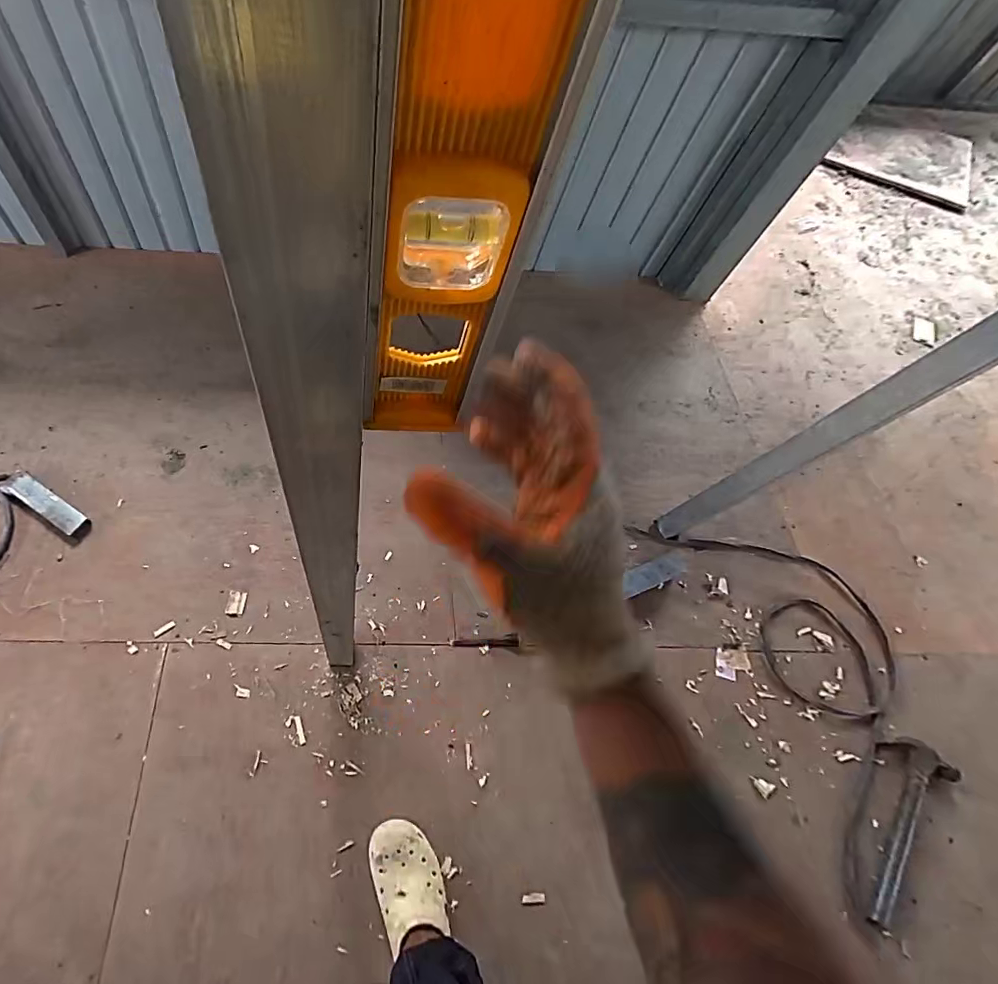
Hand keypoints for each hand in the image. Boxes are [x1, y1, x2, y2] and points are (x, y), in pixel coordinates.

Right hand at [405, 340, 648, 696]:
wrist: (583, 645)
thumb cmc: (560, 605)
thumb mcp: (510, 563)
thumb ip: (462, 524)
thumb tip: (415, 481)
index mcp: (580, 483)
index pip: (571, 418)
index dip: (552, 381)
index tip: (526, 352)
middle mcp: (572, 481)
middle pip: (549, 423)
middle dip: (522, 393)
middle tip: (488, 368)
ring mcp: (557, 496)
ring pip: (533, 442)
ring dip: (510, 417)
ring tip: (478, 394)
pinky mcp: (541, 512)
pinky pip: (521, 469)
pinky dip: (501, 451)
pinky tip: (478, 436)